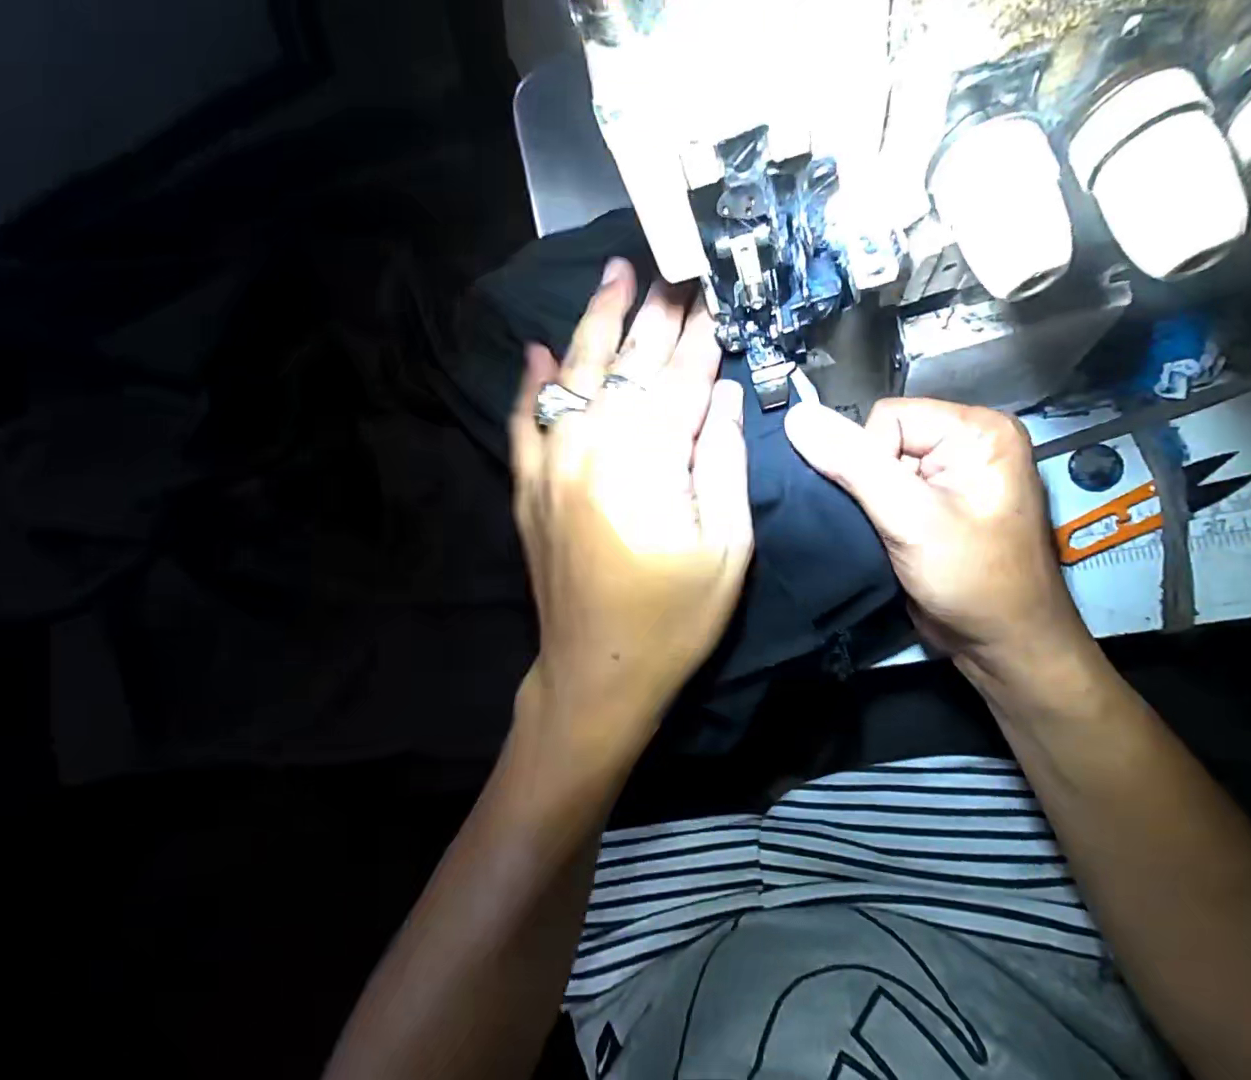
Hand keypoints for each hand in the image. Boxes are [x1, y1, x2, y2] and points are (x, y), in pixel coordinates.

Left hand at [509, 259, 752, 757]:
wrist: (596, 674)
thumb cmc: (675, 620)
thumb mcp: (727, 549)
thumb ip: (724, 466)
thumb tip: (723, 399)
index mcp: (648, 462)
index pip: (682, 381)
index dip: (704, 339)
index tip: (718, 298)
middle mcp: (592, 447)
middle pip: (628, 365)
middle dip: (656, 315)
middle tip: (674, 269)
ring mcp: (550, 464)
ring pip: (572, 375)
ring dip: (596, 324)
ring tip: (616, 277)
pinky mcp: (528, 487)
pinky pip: (524, 421)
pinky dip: (530, 384)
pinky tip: (536, 350)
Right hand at [783, 395, 1091, 672]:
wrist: (1003, 644)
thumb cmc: (975, 581)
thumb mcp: (911, 518)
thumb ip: (854, 465)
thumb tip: (799, 418)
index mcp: (978, 430)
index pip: (889, 418)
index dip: (873, 462)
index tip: (890, 510)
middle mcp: (969, 444)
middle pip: (884, 442)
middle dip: (875, 486)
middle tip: (896, 527)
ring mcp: (954, 477)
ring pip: (881, 471)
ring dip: (875, 505)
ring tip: (895, 537)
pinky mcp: (939, 505)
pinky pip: (890, 493)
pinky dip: (880, 517)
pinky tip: (890, 540)